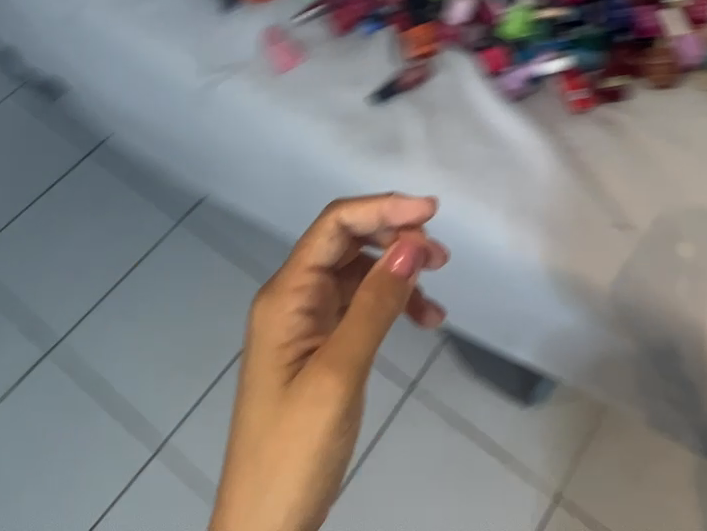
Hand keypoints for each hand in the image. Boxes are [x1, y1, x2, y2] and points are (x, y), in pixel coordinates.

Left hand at [210, 194, 449, 530]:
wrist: (265, 524)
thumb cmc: (295, 448)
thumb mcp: (340, 372)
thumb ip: (375, 304)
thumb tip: (411, 244)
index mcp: (286, 296)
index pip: (335, 226)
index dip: (383, 207)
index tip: (432, 211)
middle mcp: (293, 300)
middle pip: (347, 243)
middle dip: (395, 238)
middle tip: (441, 256)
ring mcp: (306, 325)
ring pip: (358, 274)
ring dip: (399, 273)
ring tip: (439, 290)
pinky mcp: (320, 349)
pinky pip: (361, 308)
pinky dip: (394, 306)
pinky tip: (426, 321)